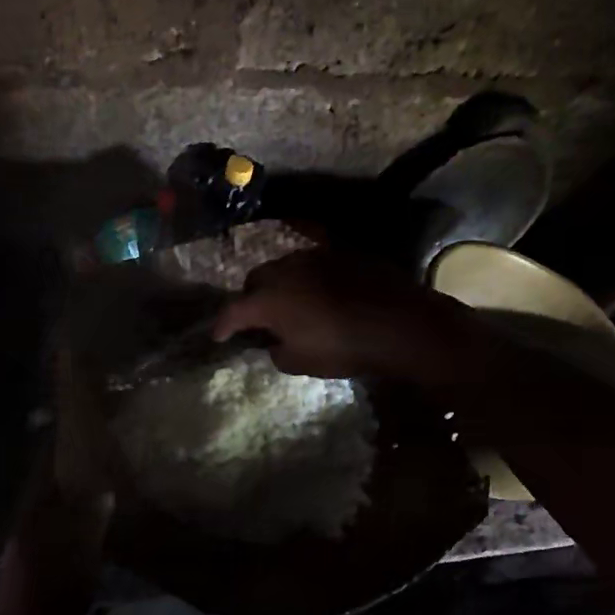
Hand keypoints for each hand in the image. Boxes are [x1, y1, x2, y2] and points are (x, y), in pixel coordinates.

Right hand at [212, 249, 472, 378]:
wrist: (396, 321)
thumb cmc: (343, 347)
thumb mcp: (301, 362)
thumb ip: (277, 351)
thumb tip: (274, 341)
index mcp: (267, 299)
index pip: (232, 311)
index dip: (222, 326)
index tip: (218, 336)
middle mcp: (283, 270)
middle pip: (255, 281)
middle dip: (251, 299)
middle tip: (257, 318)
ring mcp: (312, 255)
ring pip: (283, 267)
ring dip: (279, 285)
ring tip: (289, 303)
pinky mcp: (340, 252)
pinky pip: (312, 262)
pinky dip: (307, 276)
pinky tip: (316, 287)